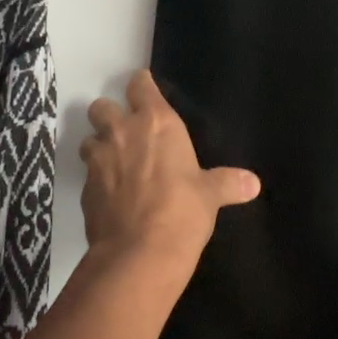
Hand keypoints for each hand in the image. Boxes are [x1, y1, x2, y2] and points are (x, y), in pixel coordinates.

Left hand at [79, 70, 260, 269]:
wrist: (139, 254)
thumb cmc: (182, 212)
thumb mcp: (209, 196)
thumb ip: (227, 183)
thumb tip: (253, 183)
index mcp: (156, 121)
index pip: (140, 84)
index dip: (141, 86)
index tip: (146, 92)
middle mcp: (122, 131)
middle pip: (103, 105)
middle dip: (110, 114)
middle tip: (126, 131)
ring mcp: (99, 158)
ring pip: (89, 138)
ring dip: (99, 145)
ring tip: (114, 163)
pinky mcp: (85, 187)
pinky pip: (87, 172)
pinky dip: (96, 178)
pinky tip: (111, 194)